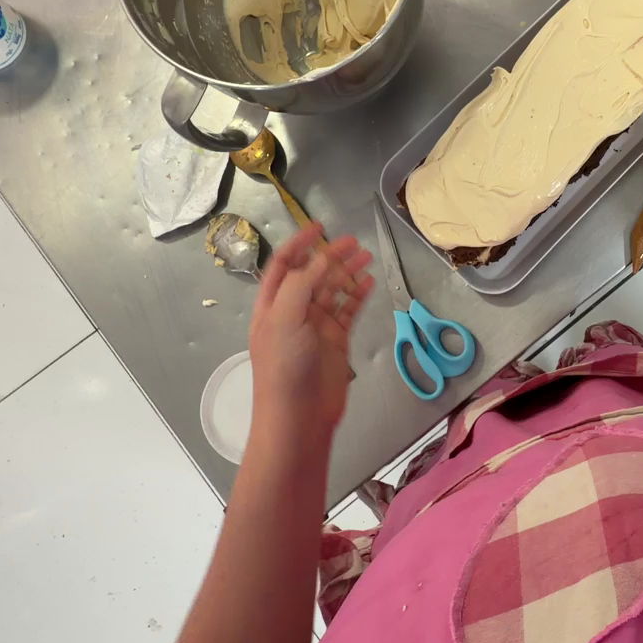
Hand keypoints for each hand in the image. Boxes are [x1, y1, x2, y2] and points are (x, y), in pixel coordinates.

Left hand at [247, 223, 373, 444]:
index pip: (284, 265)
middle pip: (313, 274)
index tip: (319, 226)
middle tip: (354, 241)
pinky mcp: (336, 341)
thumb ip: (301, 285)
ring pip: (334, 290)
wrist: (299, 416)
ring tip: (367, 256)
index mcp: (272, 305)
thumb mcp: (284, 319)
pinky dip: (359, 295)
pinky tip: (370, 282)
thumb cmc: (284, 367)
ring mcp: (316, 327)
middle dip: (331, 256)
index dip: (299, 244)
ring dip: (348, 272)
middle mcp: (293, 312)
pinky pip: (349, 311)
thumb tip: (320, 260)